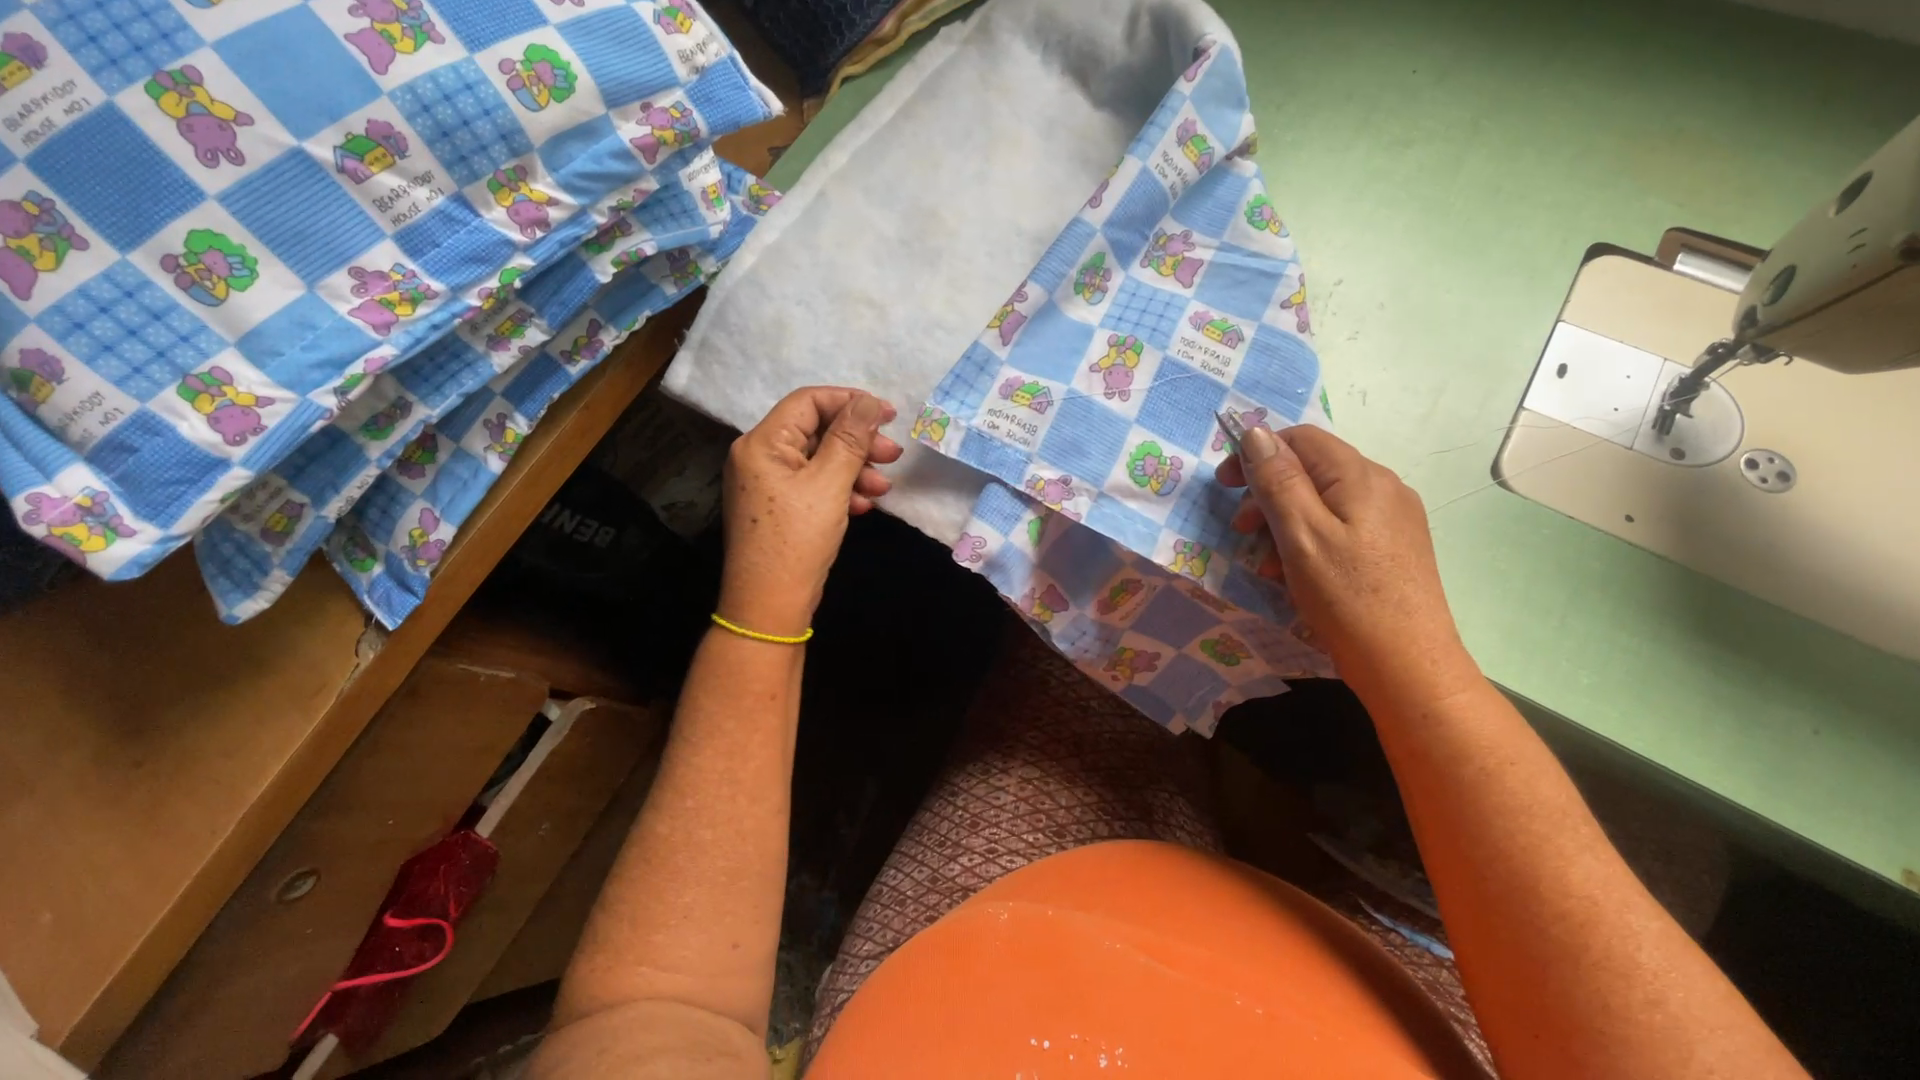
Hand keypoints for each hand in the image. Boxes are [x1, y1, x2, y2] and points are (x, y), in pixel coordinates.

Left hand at [718, 387, 901, 635]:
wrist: (769, 605)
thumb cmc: (797, 539)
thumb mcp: (830, 484)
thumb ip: (851, 439)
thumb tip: (870, 402)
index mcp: (762, 442)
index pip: (808, 401)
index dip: (850, 402)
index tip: (890, 415)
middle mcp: (759, 456)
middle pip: (816, 430)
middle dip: (858, 441)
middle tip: (894, 455)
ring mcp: (768, 484)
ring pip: (819, 460)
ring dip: (855, 468)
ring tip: (883, 487)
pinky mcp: (779, 508)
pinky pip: (813, 485)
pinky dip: (841, 489)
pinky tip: (863, 505)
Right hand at [1216, 426, 1475, 697]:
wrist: (1407, 664)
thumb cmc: (1347, 596)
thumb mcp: (1300, 535)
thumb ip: (1277, 480)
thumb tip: (1256, 432)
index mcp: (1361, 477)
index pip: (1301, 439)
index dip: (1257, 453)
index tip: (1225, 486)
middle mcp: (1383, 488)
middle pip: (1312, 471)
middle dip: (1268, 494)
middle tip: (1240, 530)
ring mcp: (1393, 520)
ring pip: (1323, 503)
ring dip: (1284, 524)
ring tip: (1265, 563)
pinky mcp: (1393, 550)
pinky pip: (1341, 529)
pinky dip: (1308, 543)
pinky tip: (1295, 576)